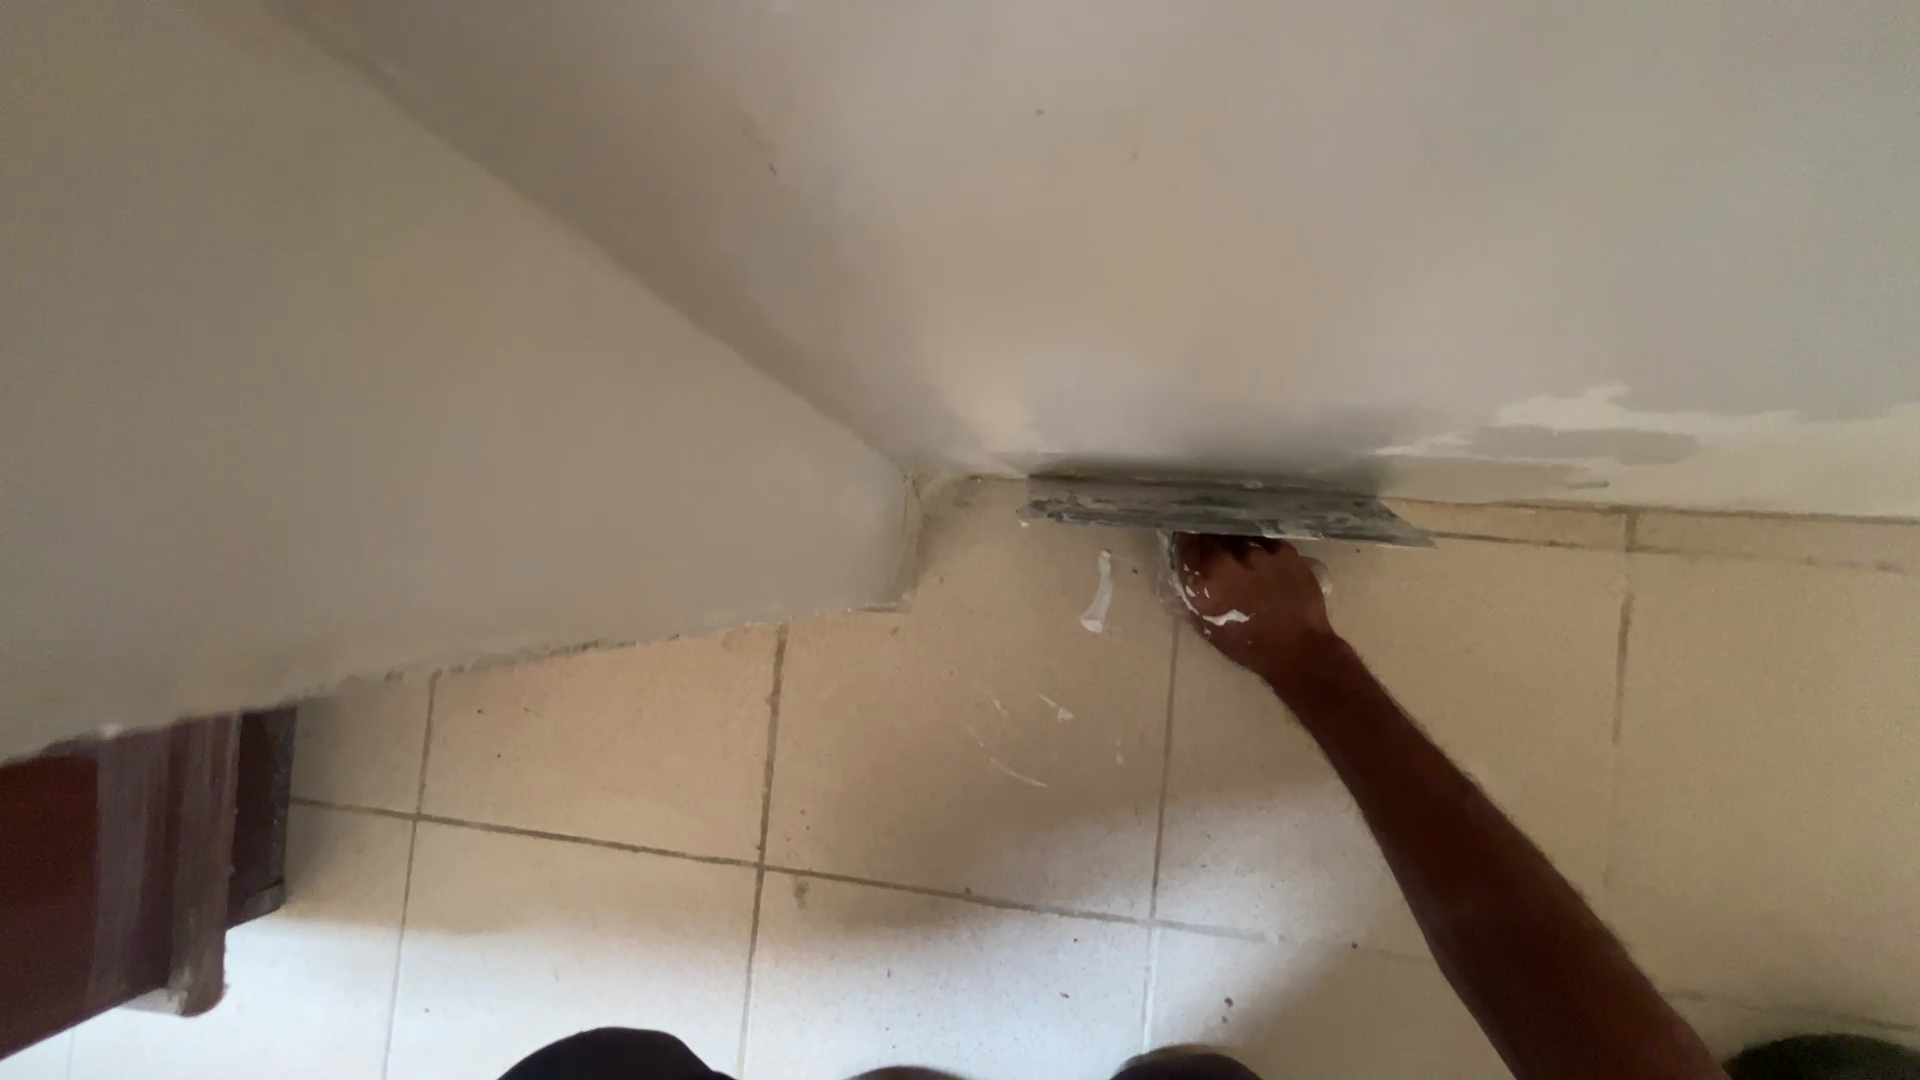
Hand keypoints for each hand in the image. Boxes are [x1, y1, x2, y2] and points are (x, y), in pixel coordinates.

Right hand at [1171, 534, 1337, 685]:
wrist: (1297, 651)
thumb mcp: (1206, 628)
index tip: (1186, 540)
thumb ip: (1190, 598)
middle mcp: (1228, 562)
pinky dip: (1257, 543)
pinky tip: (1260, 553)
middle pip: (1210, 535)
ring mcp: (1257, 553)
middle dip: (1206, 536)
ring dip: (1232, 538)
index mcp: (1205, 582)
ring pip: (1237, 534)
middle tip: (1209, 541)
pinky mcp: (1284, 551)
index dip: (1184, 541)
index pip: (1186, 547)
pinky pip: (1263, 539)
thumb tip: (1182, 575)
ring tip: (1235, 547)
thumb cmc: (1247, 646)